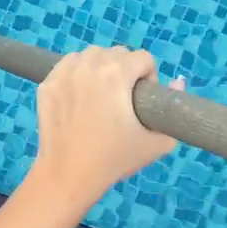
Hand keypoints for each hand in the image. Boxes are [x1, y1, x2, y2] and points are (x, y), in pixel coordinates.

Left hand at [30, 46, 181, 203]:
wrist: (68, 174)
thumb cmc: (114, 159)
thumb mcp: (156, 142)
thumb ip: (174, 108)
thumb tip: (179, 81)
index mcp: (116, 74)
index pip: (143, 58)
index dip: (149, 77)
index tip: (142, 100)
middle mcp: (89, 65)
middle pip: (116, 53)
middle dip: (125, 71)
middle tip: (121, 100)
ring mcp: (64, 73)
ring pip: (90, 55)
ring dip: (100, 68)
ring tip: (101, 95)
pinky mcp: (47, 83)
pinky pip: (68, 65)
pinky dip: (77, 73)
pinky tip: (80, 96)